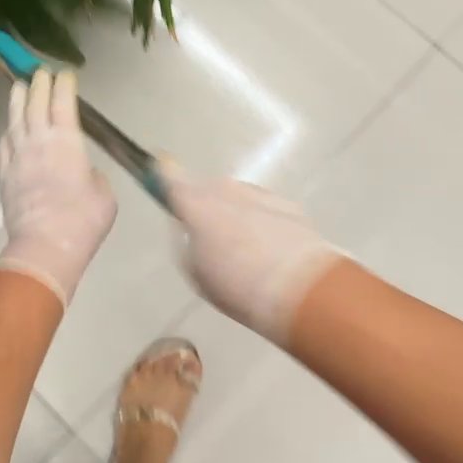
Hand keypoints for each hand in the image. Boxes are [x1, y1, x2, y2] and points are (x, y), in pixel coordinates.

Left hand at [0, 70, 117, 305]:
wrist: (45, 245)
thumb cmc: (83, 219)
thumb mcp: (104, 193)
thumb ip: (93, 175)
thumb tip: (82, 172)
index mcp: (66, 141)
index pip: (63, 103)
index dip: (64, 85)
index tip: (65, 74)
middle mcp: (38, 141)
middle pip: (35, 105)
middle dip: (39, 85)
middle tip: (40, 72)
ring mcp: (17, 157)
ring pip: (15, 120)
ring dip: (17, 101)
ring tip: (17, 87)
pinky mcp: (4, 176)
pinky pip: (4, 145)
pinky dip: (7, 132)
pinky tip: (9, 130)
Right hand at [165, 170, 347, 343]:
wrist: (299, 287)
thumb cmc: (236, 286)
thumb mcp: (195, 270)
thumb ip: (187, 241)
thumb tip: (190, 228)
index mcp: (195, 204)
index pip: (171, 177)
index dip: (166, 175)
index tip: (163, 174)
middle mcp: (224, 189)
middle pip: (208, 190)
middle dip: (209, 207)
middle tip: (215, 241)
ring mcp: (258, 193)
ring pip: (238, 199)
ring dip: (238, 215)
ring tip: (250, 254)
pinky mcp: (287, 203)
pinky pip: (264, 209)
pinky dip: (265, 222)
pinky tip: (274, 253)